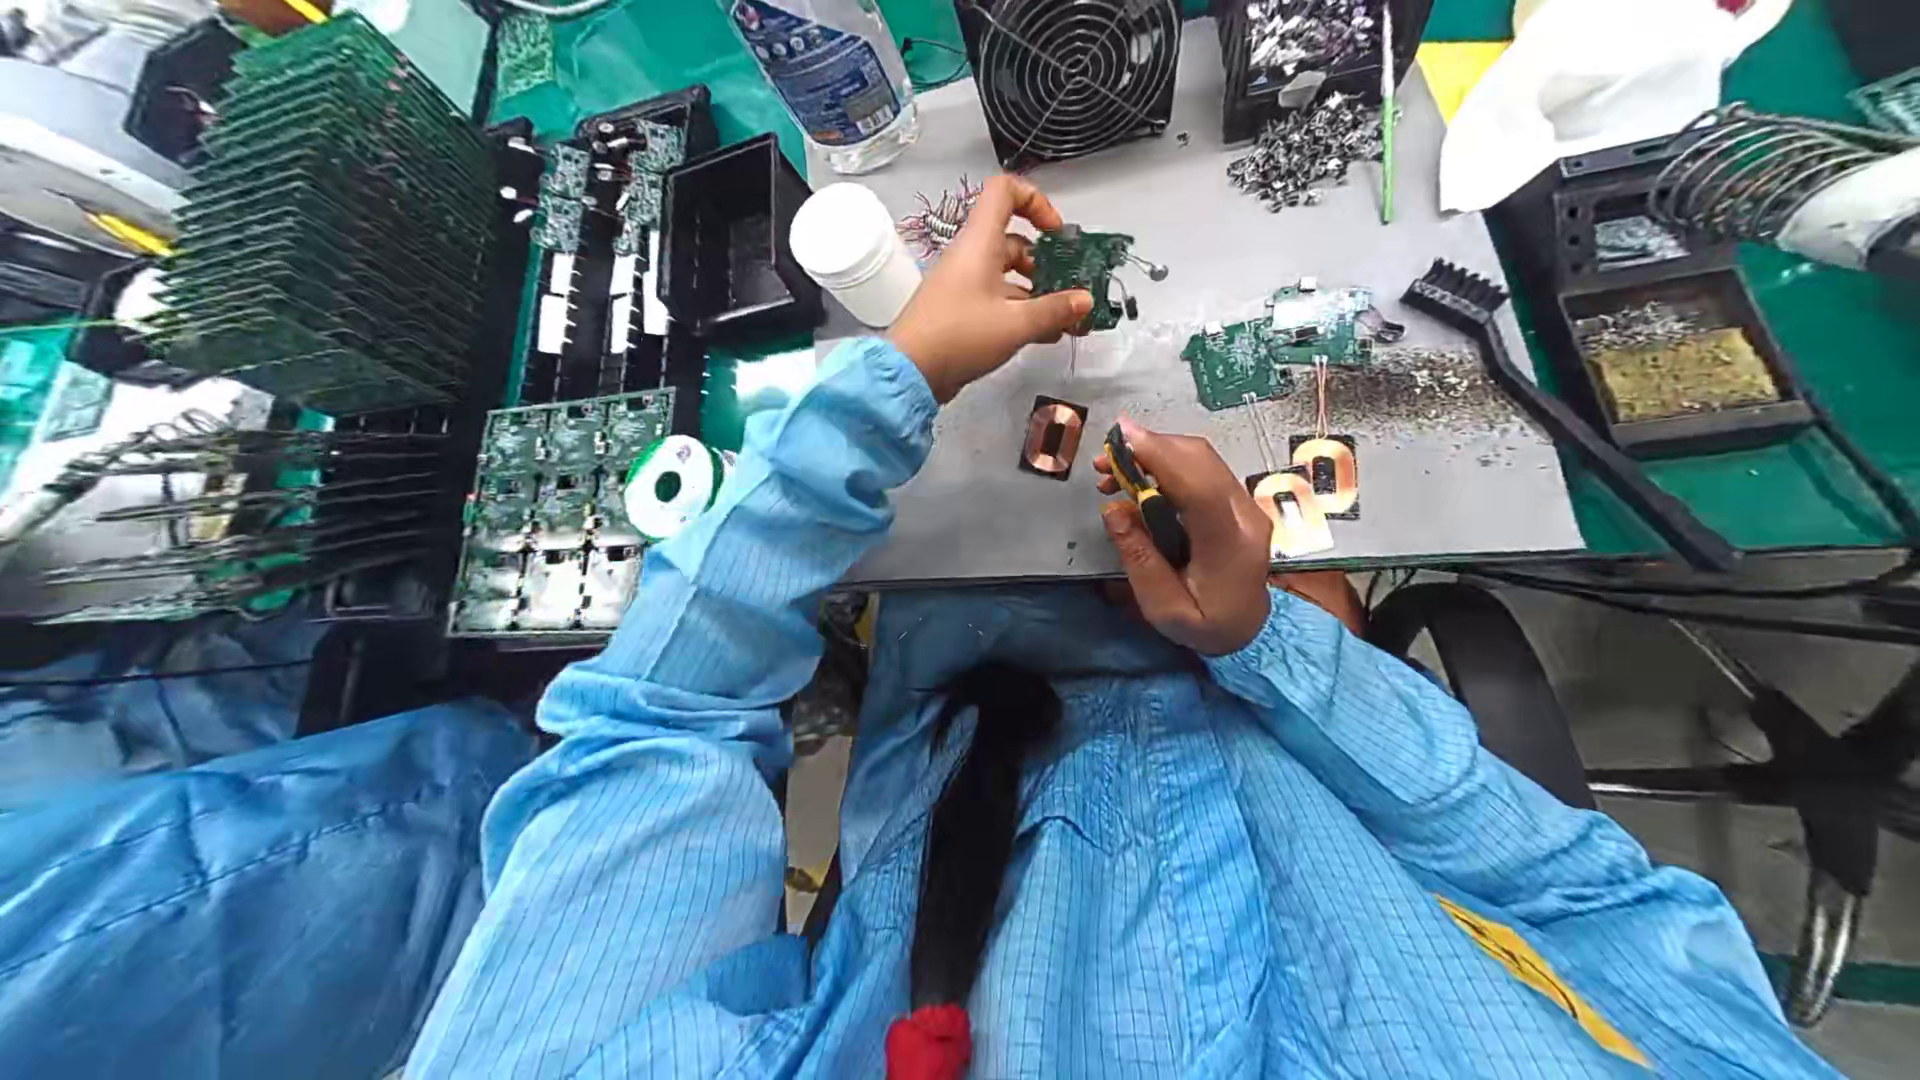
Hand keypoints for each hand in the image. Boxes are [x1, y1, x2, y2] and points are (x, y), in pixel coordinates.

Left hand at [887, 175, 1093, 402]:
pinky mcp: (961, 313)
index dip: (1036, 201)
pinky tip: (1044, 335)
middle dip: (1047, 263)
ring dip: (1038, 294)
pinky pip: (997, 303)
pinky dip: (1021, 313)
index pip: (1005, 192)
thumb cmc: (959, 335)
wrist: (910, 371)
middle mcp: (971, 258)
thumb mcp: (1015, 324)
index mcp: (980, 243)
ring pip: (1008, 278)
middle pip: (1015, 243)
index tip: (1056, 232)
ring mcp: (965, 286)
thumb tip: (1085, 301)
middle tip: (1070, 287)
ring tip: (1064, 320)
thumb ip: (1054, 311)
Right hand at [1094, 417, 1272, 654]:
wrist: (1249, 631)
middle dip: (1150, 448)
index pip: (1200, 488)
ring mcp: (1245, 504)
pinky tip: (1137, 476)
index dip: (1161, 457)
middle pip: (1201, 461)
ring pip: (1201, 458)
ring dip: (1155, 453)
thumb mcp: (1164, 609)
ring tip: (1112, 471)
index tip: (1122, 440)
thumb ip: (1140, 561)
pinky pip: (1201, 468)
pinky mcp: (1235, 500)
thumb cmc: (1207, 626)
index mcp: (1230, 546)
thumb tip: (1113, 511)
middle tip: (1102, 461)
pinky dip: (1165, 462)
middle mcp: (1245, 515)